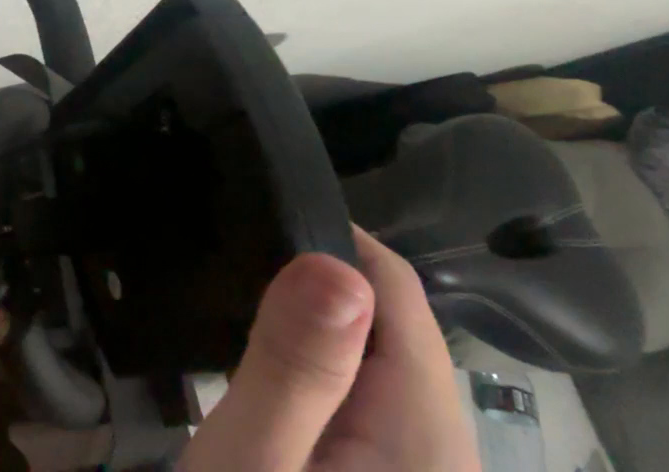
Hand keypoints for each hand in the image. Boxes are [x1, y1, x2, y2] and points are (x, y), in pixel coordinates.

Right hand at [183, 228, 479, 470]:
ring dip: (305, 338)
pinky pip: (360, 400)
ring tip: (231, 328)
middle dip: (306, 293)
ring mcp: (419, 467)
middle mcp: (445, 447)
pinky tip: (264, 395)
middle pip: (384, 323)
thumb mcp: (254, 458)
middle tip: (222, 288)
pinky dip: (311, 377)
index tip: (247, 221)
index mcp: (427, 431)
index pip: (394, 285)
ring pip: (370, 361)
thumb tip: (333, 264)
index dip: (323, 238)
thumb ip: (296, 370)